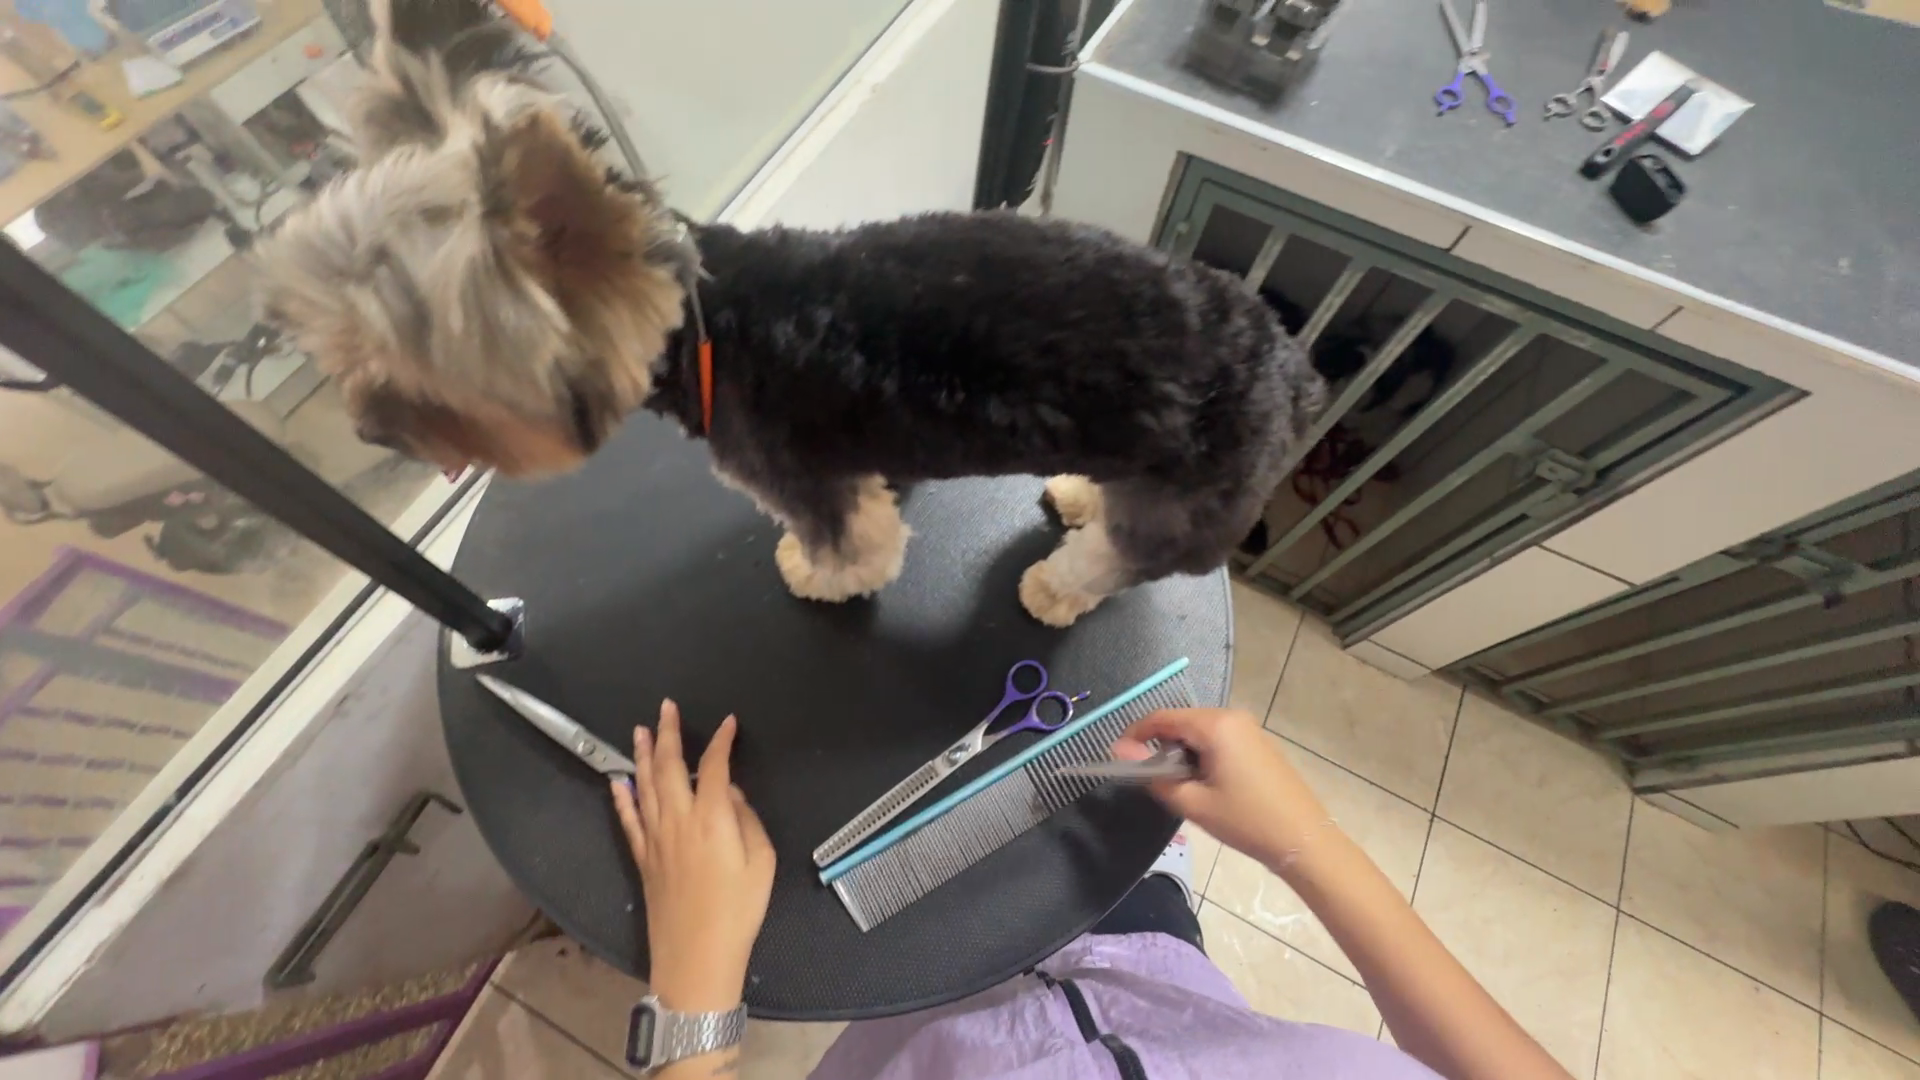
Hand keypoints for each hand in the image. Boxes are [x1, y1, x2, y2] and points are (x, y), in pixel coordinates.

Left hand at [611, 701, 774, 1011]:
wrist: (696, 959)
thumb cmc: (738, 910)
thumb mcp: (761, 861)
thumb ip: (747, 820)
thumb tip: (733, 794)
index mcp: (712, 818)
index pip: (715, 766)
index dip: (722, 741)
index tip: (730, 722)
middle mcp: (678, 820)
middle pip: (670, 767)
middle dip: (670, 734)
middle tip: (667, 707)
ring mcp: (655, 839)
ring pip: (645, 786)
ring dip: (644, 755)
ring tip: (642, 730)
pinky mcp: (643, 859)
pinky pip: (628, 820)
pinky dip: (622, 797)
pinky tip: (618, 780)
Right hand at [1113, 707, 1333, 877]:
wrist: (1306, 842)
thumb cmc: (1247, 821)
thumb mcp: (1193, 802)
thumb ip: (1153, 774)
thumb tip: (1121, 752)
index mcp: (1215, 725)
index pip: (1161, 718)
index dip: (1135, 735)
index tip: (1118, 758)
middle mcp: (1231, 717)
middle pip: (1180, 722)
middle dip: (1160, 746)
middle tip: (1151, 778)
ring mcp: (1248, 728)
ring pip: (1198, 731)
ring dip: (1181, 752)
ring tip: (1180, 785)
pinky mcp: (1257, 742)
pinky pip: (1217, 738)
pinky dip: (1201, 754)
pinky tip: (1206, 783)